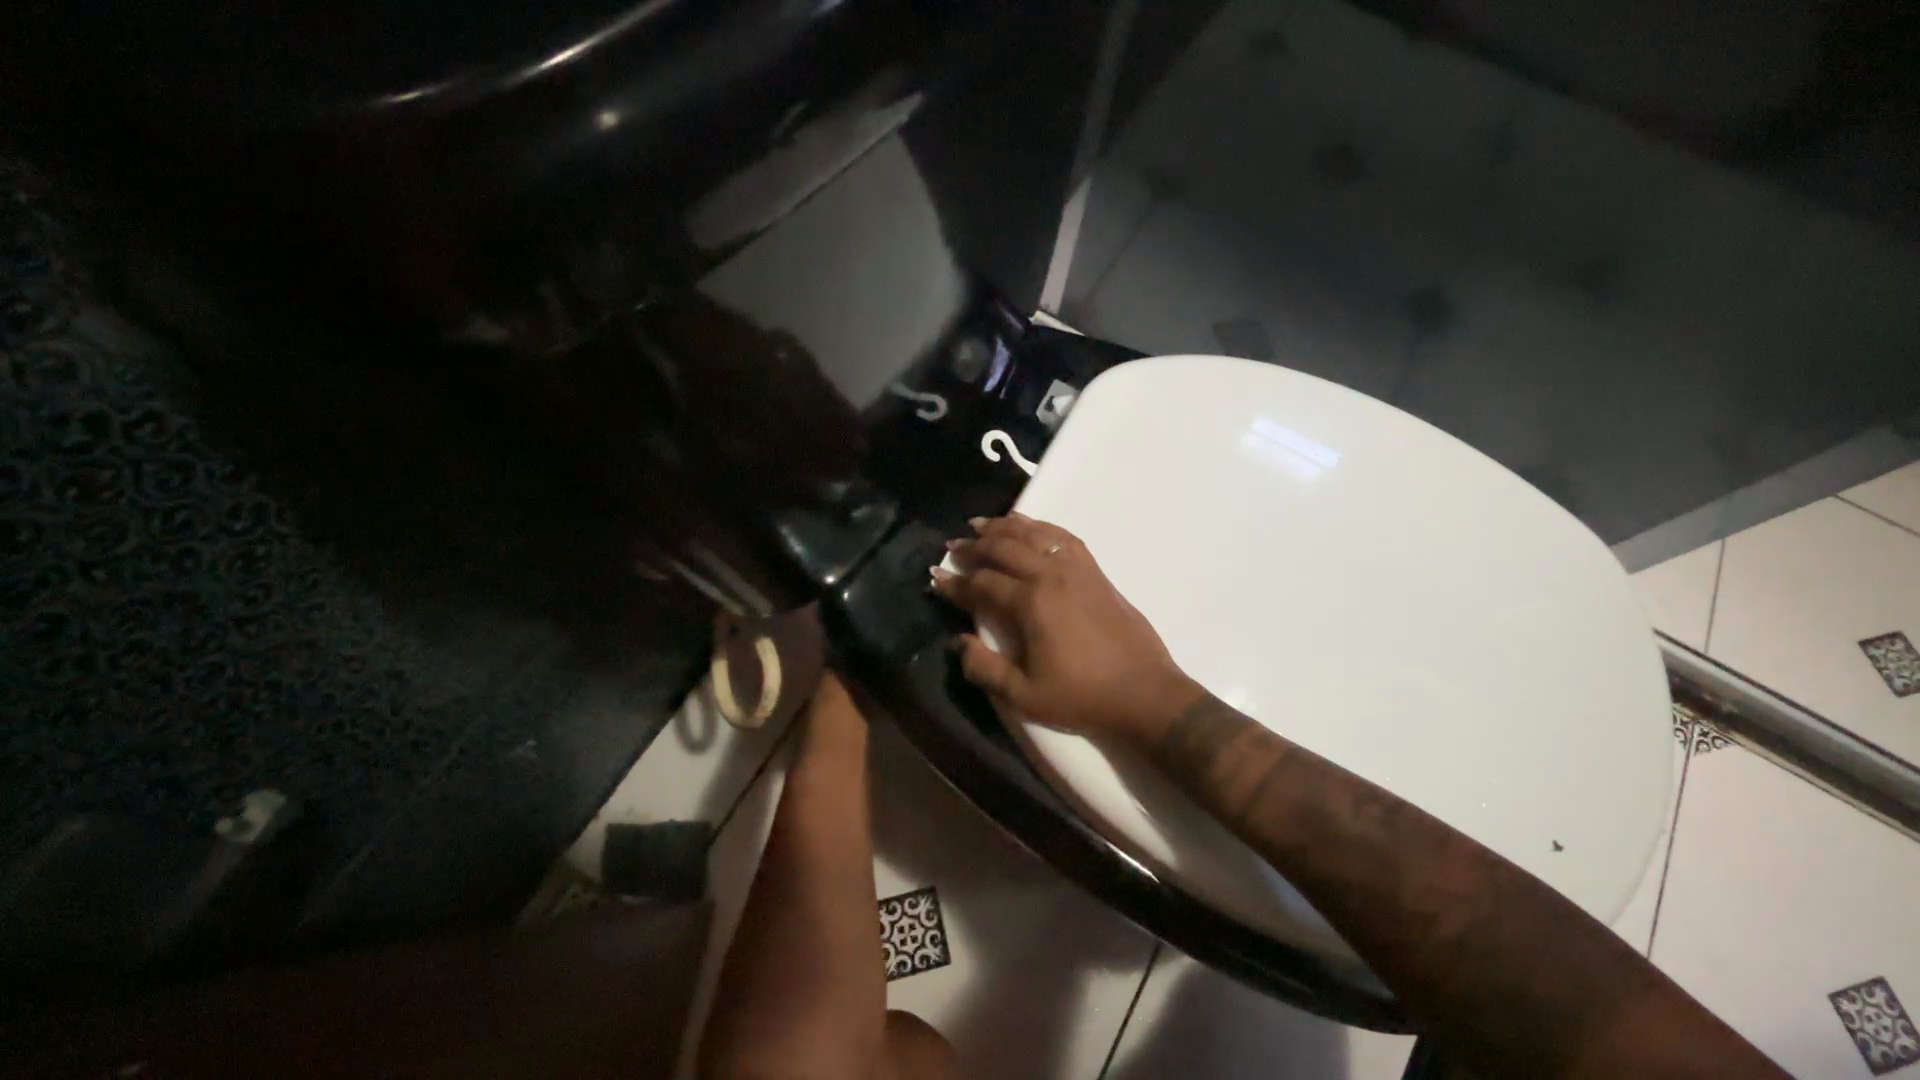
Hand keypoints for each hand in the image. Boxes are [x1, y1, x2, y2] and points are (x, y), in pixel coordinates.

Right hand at [931, 515, 1202, 743]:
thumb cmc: (1082, 697)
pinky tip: (1028, 527)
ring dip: (1003, 527)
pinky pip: (1063, 536)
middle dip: (973, 547)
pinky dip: (1040, 526)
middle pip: (1004, 548)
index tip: (935, 578)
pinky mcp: (1096, 572)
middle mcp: (1050, 576)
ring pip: (1033, 534)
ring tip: (981, 525)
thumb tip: (959, 642)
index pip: (982, 584)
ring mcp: (1076, 569)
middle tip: (953, 548)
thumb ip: (984, 668)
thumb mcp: (1024, 696)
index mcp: (1030, 604)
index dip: (955, 582)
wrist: (1143, 692)